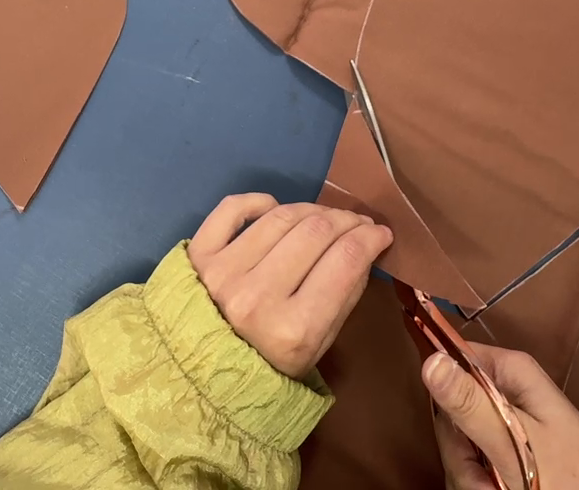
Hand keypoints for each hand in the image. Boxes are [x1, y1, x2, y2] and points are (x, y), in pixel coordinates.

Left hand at [187, 193, 393, 377]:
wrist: (197, 377)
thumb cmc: (267, 367)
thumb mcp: (317, 348)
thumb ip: (344, 297)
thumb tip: (364, 247)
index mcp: (292, 331)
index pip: (345, 261)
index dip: (370, 238)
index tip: (381, 232)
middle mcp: (258, 296)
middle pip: (316, 232)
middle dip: (347, 220)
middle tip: (358, 222)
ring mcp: (224, 272)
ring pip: (282, 216)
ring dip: (312, 209)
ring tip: (325, 217)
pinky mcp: (198, 254)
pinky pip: (233, 207)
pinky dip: (259, 200)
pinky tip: (275, 207)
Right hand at [424, 343, 578, 489]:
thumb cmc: (570, 477)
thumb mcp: (513, 443)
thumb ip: (470, 404)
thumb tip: (427, 360)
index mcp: (509, 369)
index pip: (450, 363)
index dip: (445, 401)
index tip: (457, 439)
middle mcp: (506, 386)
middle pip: (453, 409)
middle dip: (461, 453)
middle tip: (483, 483)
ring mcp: (508, 417)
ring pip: (462, 440)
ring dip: (470, 474)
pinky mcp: (511, 446)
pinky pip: (477, 458)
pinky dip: (481, 481)